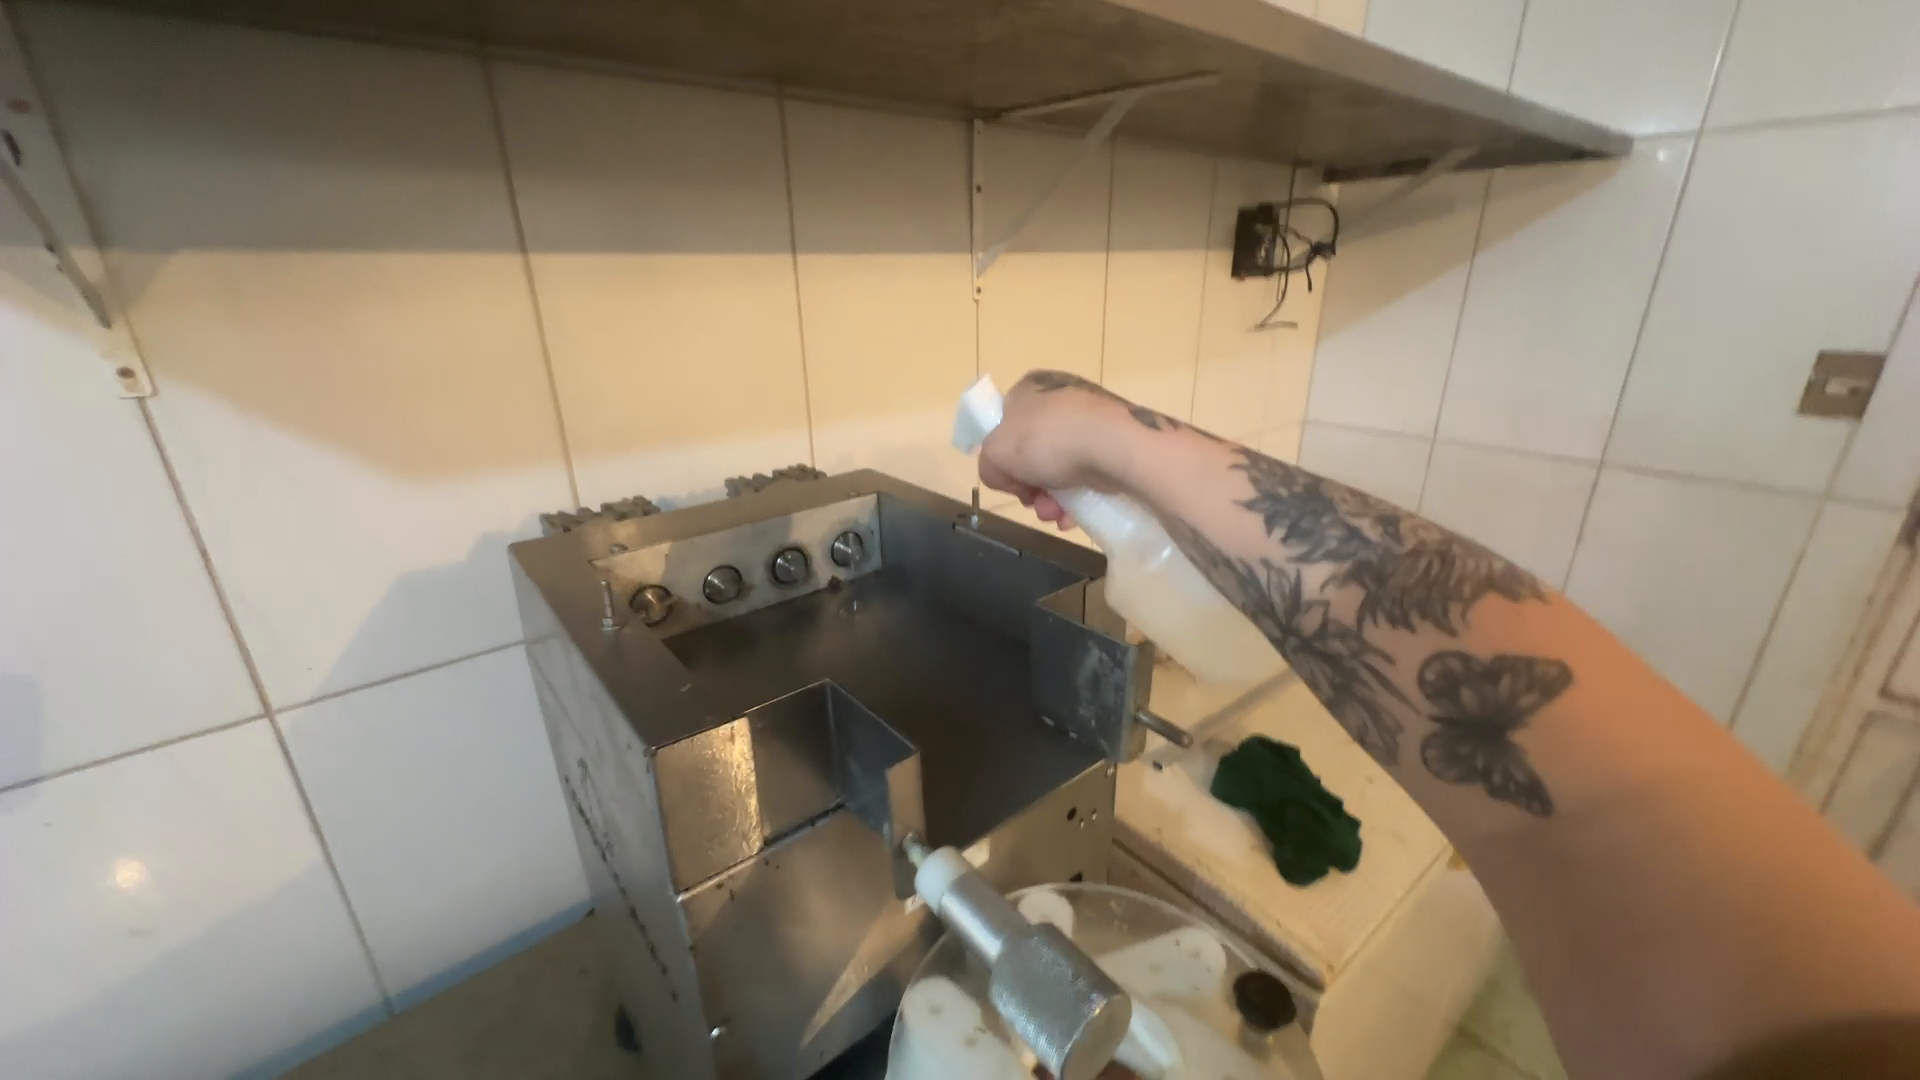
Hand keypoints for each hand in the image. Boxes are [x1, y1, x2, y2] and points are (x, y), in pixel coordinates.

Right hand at [978, 371, 1131, 528]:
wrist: (1116, 446)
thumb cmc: (1048, 441)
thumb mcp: (995, 454)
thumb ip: (989, 466)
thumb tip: (1007, 478)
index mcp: (1031, 387)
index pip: (1005, 422)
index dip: (1003, 455)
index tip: (1009, 480)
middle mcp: (1062, 397)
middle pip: (1034, 450)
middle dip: (1030, 485)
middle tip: (1033, 502)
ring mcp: (1093, 418)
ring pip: (1061, 465)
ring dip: (1052, 498)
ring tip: (1055, 516)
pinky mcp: (1118, 440)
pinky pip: (1089, 471)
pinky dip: (1078, 496)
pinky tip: (1074, 517)